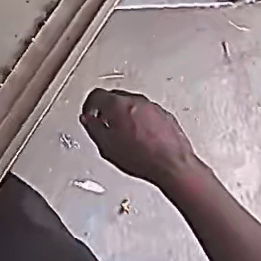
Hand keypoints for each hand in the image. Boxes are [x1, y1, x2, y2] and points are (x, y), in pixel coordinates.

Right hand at [79, 89, 206, 191]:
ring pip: (131, 104)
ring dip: (124, 115)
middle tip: (103, 124)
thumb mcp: (107, 147)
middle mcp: (136, 100)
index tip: (89, 114)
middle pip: (114, 97)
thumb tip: (88, 120)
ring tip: (123, 134)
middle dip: (106, 109)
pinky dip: (140, 120)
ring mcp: (152, 106)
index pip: (96, 95)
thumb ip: (93, 129)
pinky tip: (140, 137)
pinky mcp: (164, 114)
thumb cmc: (143, 158)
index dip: (89, 106)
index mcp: (118, 104)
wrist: (172, 165)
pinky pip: (146, 112)